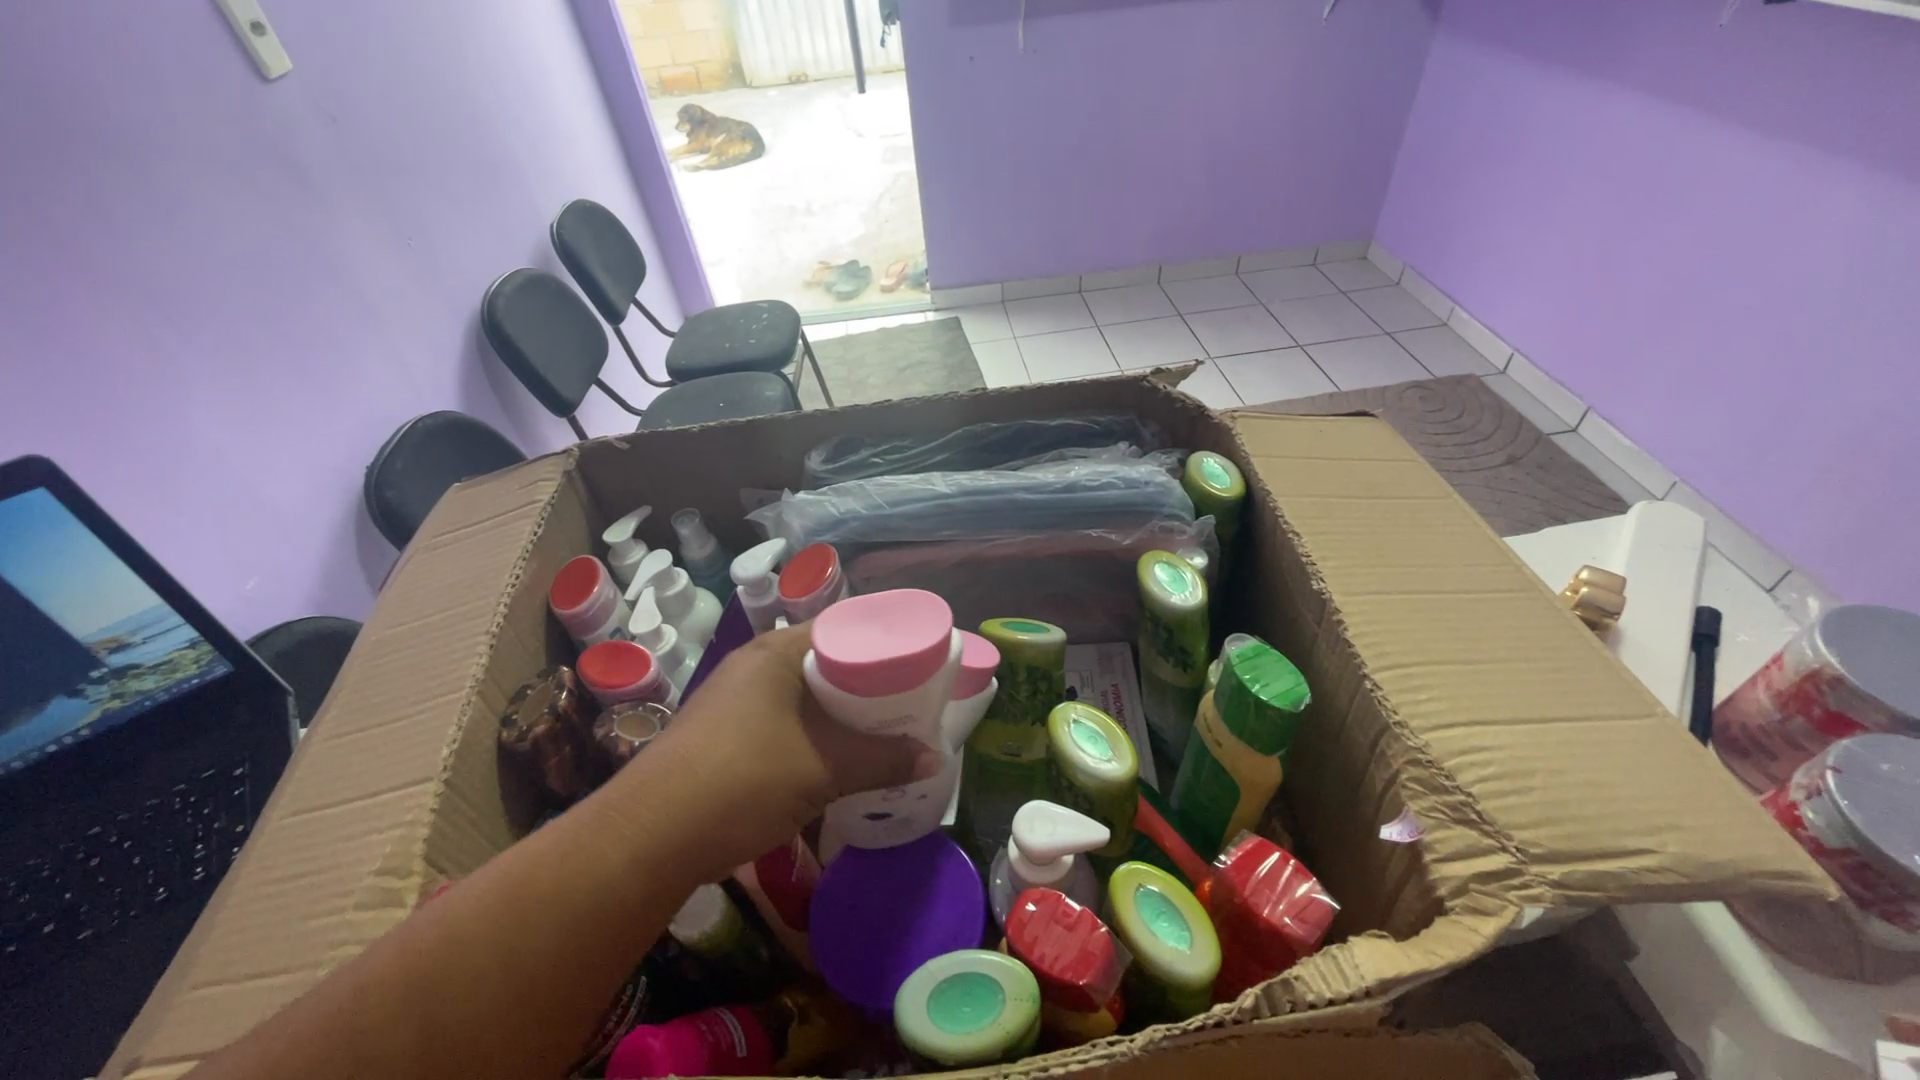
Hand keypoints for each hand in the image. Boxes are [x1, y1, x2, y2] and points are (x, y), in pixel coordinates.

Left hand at [612, 624, 939, 880]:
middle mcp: (755, 666)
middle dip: (869, 688)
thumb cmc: (744, 779)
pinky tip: (839, 764)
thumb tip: (934, 757)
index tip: (921, 667)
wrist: (651, 835)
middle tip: (911, 706)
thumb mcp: (825, 769)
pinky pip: (786, 725)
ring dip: (842, 718)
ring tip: (885, 736)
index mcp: (777, 652)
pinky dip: (816, 738)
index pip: (844, 628)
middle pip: (827, 664)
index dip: (885, 645)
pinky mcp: (726, 736)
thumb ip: (883, 760)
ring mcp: (736, 702)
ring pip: (805, 699)